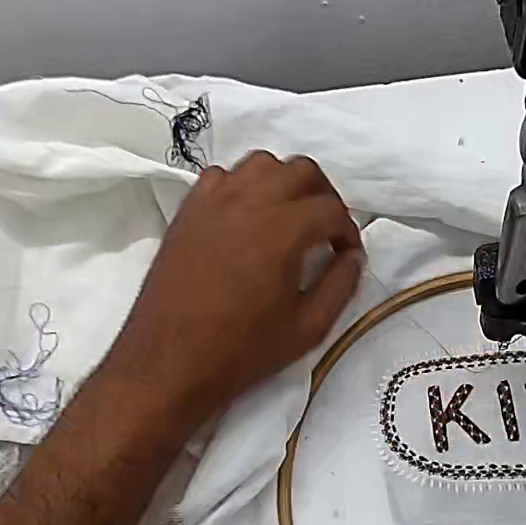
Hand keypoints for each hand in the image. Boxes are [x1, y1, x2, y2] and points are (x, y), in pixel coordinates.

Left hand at [103, 151, 363, 429]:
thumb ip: (340, 286)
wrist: (172, 360)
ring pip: (261, 164)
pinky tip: (246, 218)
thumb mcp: (308, 328)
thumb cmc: (243, 349)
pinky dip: (243, 187)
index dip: (348, 231)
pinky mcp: (188, 211)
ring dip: (284, 183)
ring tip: (289, 217)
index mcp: (283, 230)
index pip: (331, 209)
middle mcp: (249, 202)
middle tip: (326, 229)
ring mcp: (214, 202)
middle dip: (324, 196)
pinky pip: (222, 177)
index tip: (346, 254)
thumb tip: (354, 258)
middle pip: (301, 171)